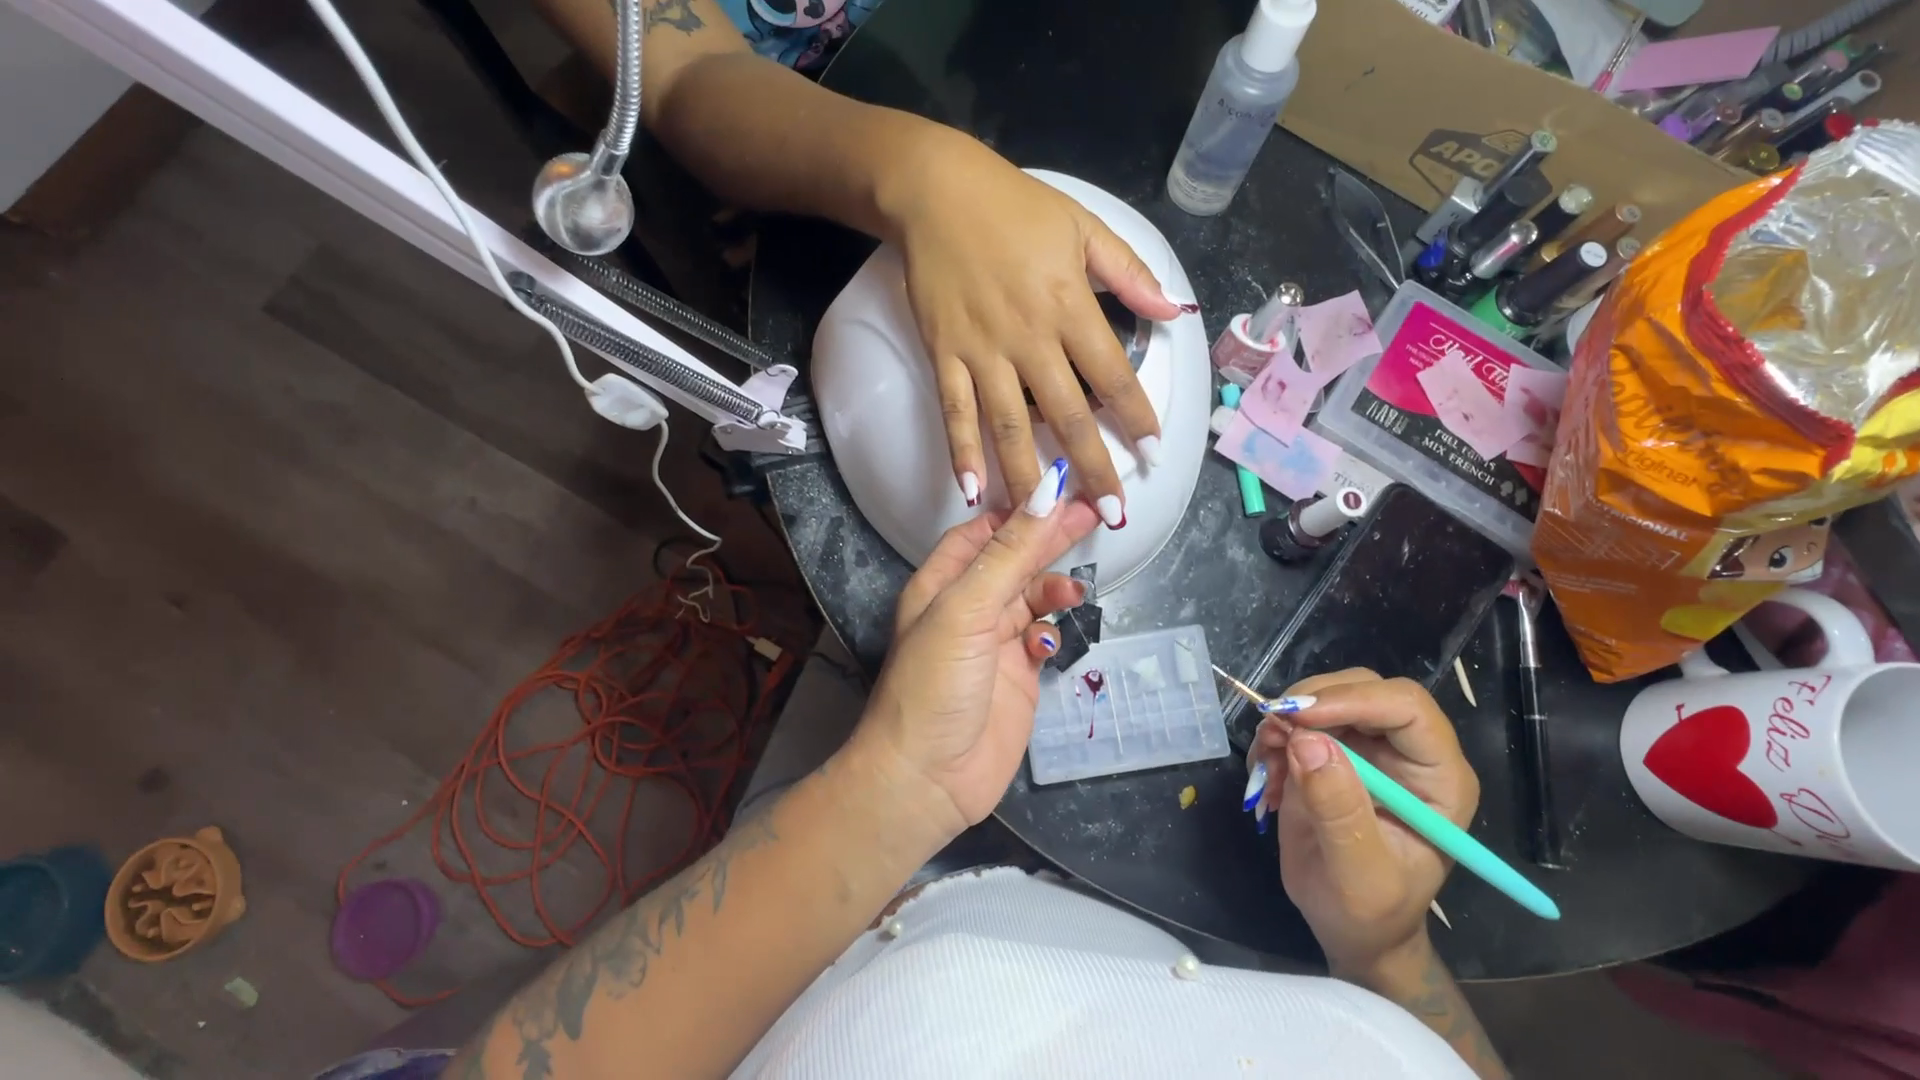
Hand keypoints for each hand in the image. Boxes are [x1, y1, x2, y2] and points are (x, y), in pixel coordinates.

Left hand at [852, 468, 1099, 835]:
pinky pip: (1041, 638)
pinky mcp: (1017, 676)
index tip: (1064, 491)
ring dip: (1054, 590)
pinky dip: (1051, 633)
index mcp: (941, 583)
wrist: (928, 778)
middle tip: (1094, 516)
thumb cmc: (935, 684)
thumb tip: (1047, 491)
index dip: (1022, 511)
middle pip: (1014, 560)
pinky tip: (1051, 643)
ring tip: (1073, 595)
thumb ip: (1011, 553)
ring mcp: (993, 643)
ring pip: (1033, 598)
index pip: (984, 531)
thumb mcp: (969, 609)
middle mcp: (966, 607)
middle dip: (1049, 540)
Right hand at [881, 132, 1187, 522]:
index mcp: (1070, 306)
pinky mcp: (944, 355)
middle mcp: (1030, 338)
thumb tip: (1174, 314)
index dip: (1136, 417)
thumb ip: (1130, 273)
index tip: (1153, 454)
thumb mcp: (1084, 227)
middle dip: (1092, 467)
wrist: (937, 192)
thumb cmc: (1016, 208)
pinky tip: (973, 489)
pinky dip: (962, 451)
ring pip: (1011, 425)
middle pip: (1067, 414)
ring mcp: (982, 351)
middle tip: (1110, 512)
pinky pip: (955, 411)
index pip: (1113, 374)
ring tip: (1044, 518)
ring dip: (1029, 474)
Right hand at [1247, 670, 1480, 974]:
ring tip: (1265, 765)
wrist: (1351, 927)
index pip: (1406, 708)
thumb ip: (1340, 812)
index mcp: (1438, 778)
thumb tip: (1308, 742)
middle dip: (1312, 703)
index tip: (1298, 717)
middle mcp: (1407, 752)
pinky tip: (1266, 775)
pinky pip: (1299, 721)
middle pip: (1364, 688)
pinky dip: (1273, 737)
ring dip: (1286, 721)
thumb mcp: (1359, 874)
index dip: (1353, 700)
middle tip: (1271, 732)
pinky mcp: (1332, 753)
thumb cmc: (1370, 911)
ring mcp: (1369, 749)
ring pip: (1326, 698)